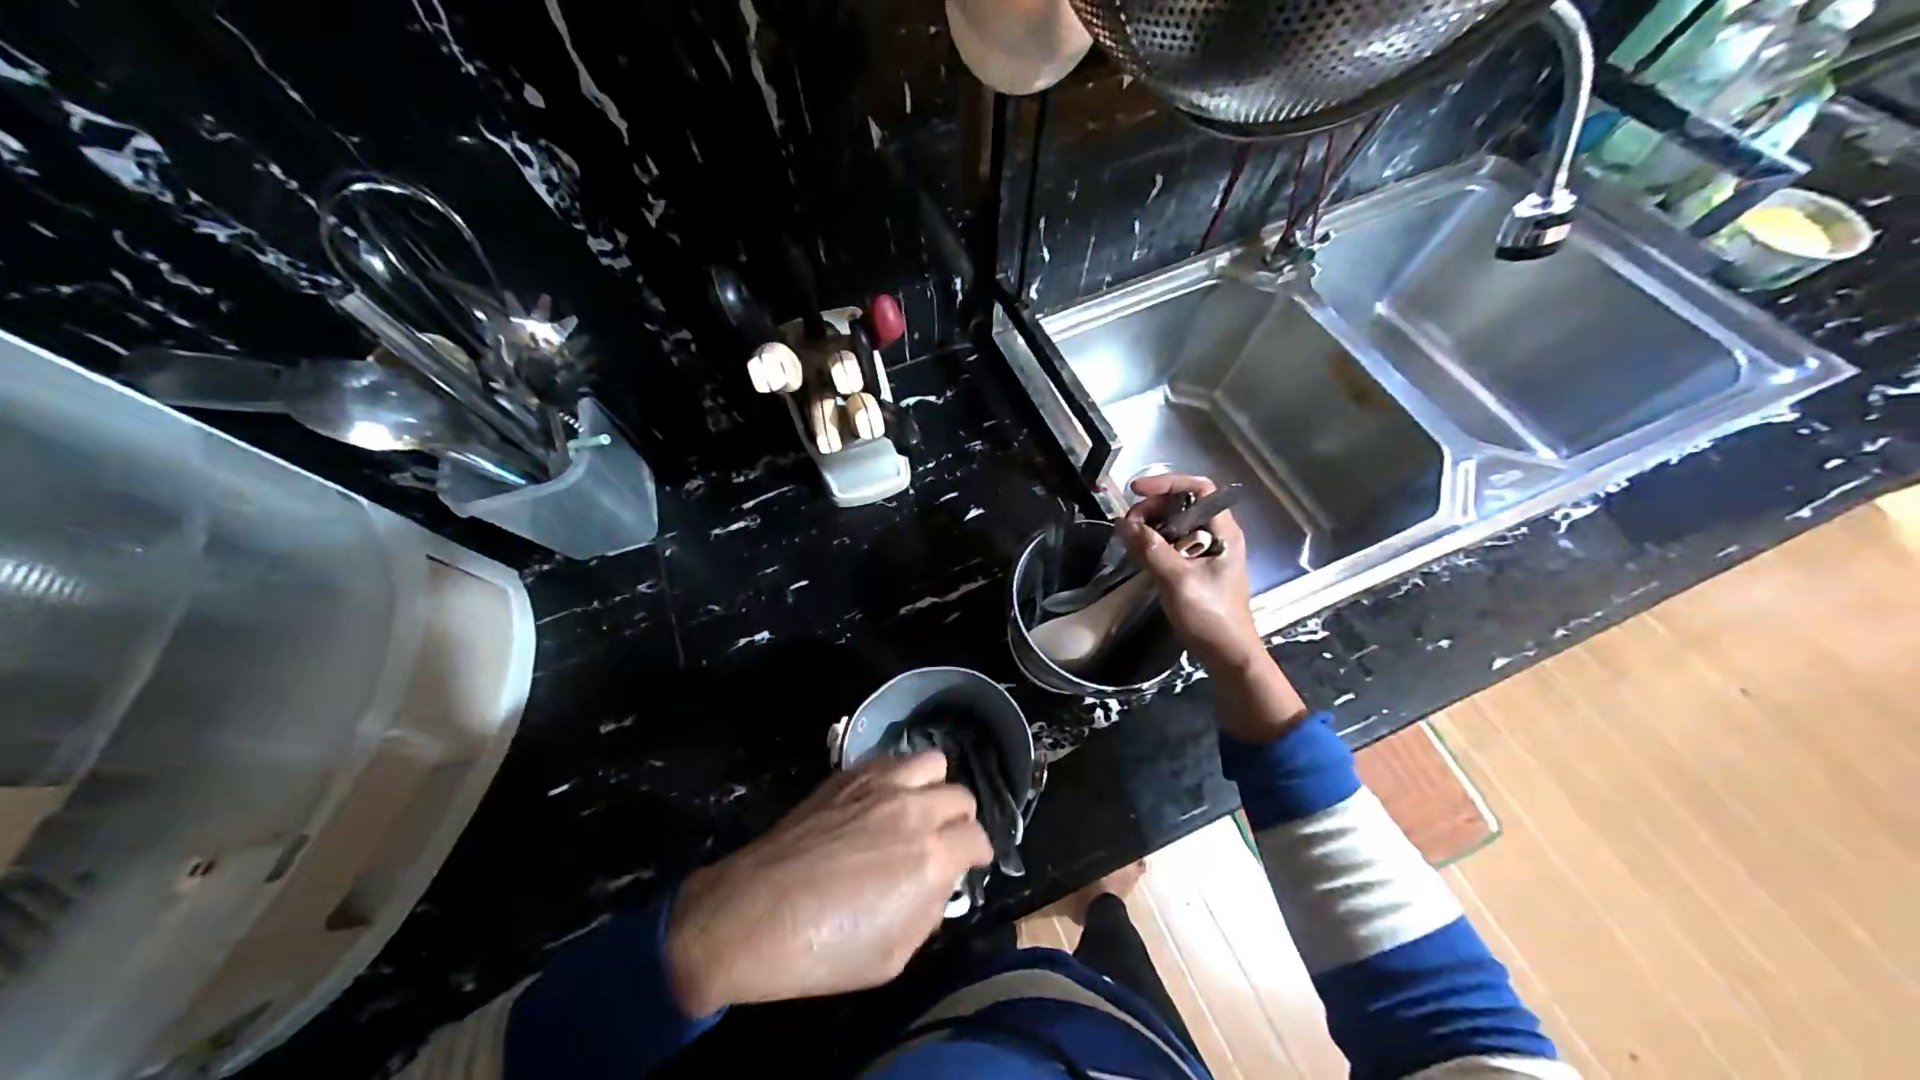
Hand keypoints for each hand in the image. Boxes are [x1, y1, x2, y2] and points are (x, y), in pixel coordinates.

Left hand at [663, 752, 992, 1015]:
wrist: (750, 914)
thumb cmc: (823, 951)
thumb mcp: (894, 956)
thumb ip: (930, 911)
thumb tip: (940, 882)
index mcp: (931, 857)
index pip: (978, 838)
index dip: (979, 855)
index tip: (971, 865)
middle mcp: (913, 809)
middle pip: (961, 796)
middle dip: (960, 822)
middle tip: (943, 842)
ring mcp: (878, 785)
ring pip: (932, 762)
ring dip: (934, 787)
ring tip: (917, 809)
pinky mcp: (847, 776)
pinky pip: (891, 760)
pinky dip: (899, 777)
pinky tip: (882, 801)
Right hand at [1122, 474, 1308, 741]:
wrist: (1229, 656)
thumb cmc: (1210, 617)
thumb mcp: (1177, 580)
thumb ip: (1151, 550)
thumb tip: (1124, 524)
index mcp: (1225, 532)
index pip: (1200, 489)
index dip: (1168, 484)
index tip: (1136, 492)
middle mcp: (1219, 536)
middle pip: (1185, 505)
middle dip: (1154, 507)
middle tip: (1129, 523)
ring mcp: (1209, 553)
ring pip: (1178, 525)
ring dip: (1153, 526)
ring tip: (1130, 537)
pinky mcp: (1198, 569)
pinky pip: (1175, 544)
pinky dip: (1156, 543)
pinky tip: (1140, 552)